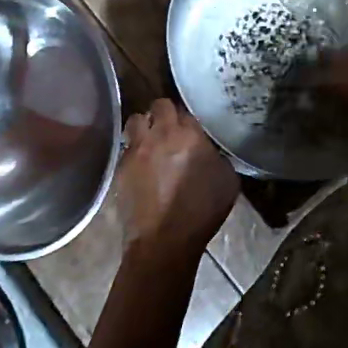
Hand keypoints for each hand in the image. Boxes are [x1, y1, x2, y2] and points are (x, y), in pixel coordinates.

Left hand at [113, 99, 237, 262]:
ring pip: (135, 121)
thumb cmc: (202, 210)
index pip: (184, 107)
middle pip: (157, 106)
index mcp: (189, 134)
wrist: (164, 241)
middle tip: (171, 127)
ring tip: (152, 140)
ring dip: (144, 126)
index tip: (192, 125)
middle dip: (164, 113)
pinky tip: (143, 166)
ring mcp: (136, 150)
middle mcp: (160, 134)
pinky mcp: (120, 169)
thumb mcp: (227, 179)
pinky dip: (135, 151)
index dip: (187, 115)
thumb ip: (216, 156)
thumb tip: (209, 151)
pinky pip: (126, 148)